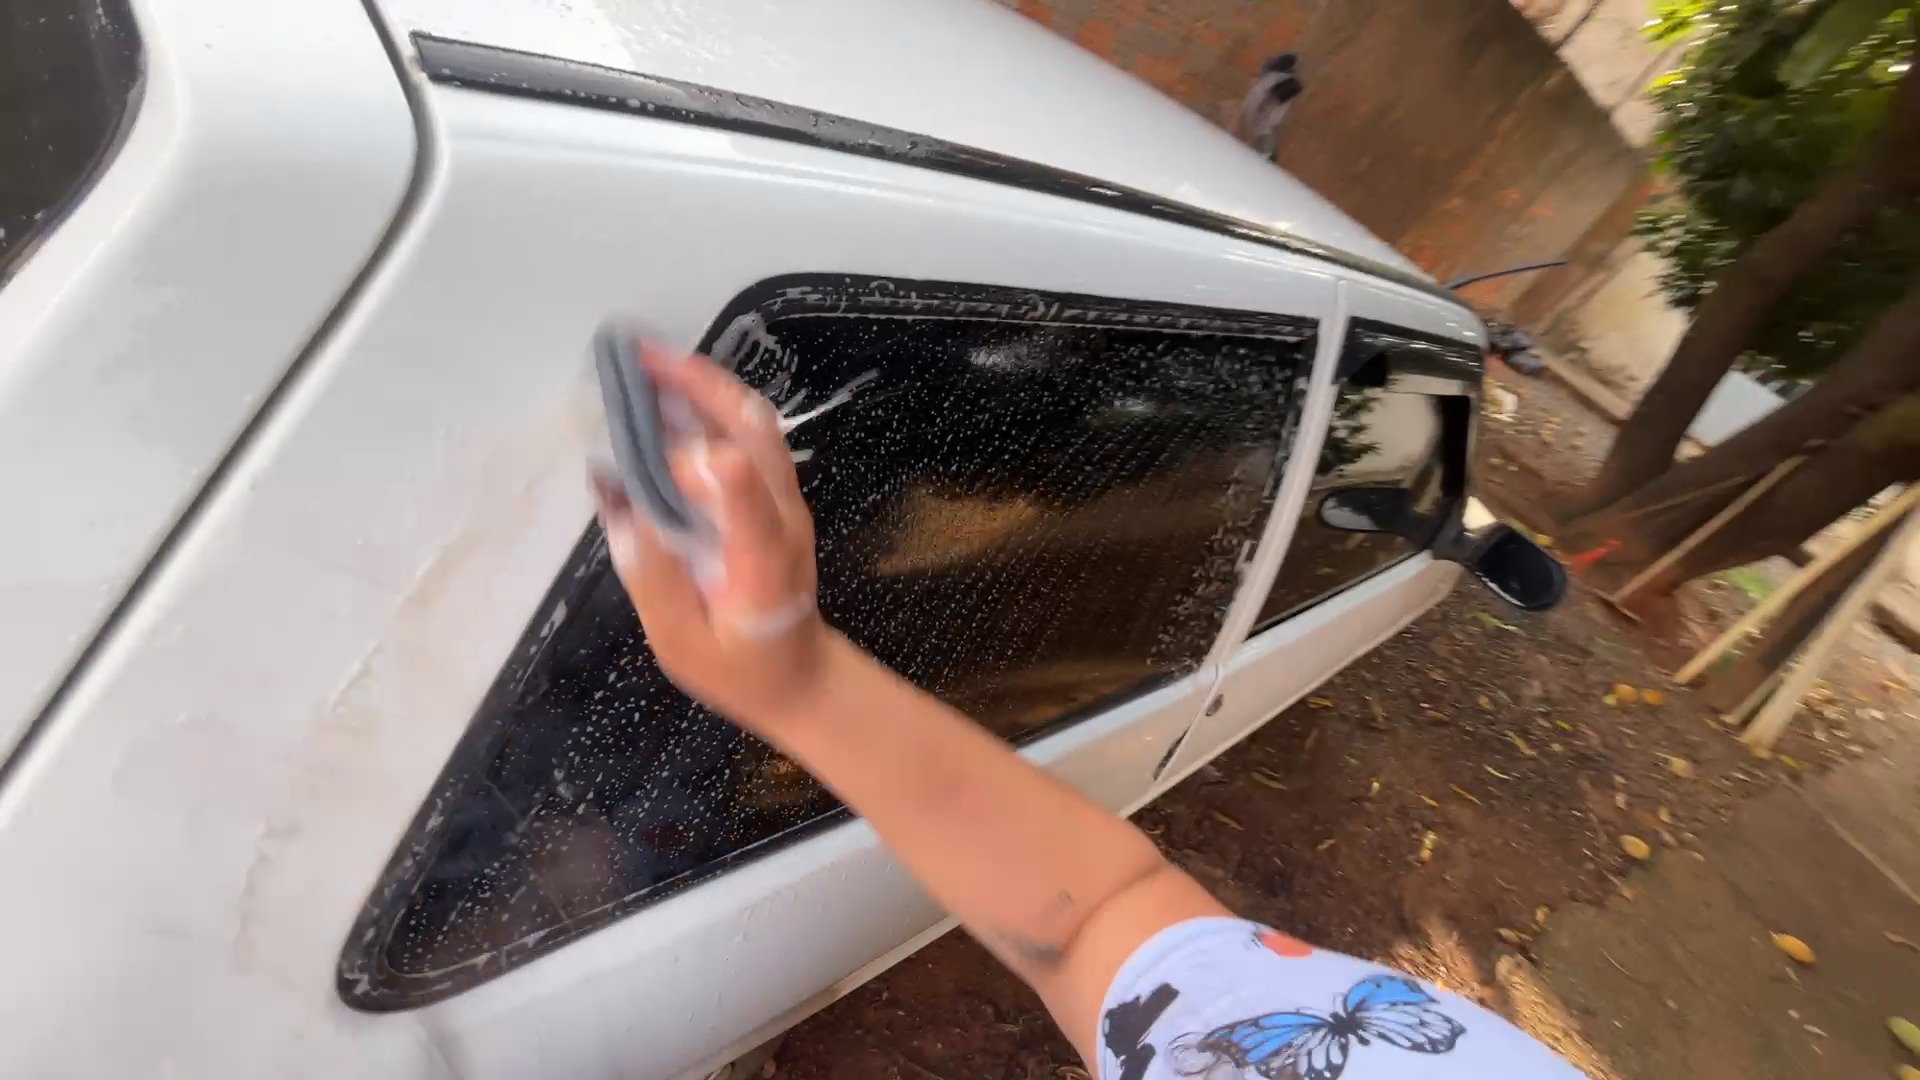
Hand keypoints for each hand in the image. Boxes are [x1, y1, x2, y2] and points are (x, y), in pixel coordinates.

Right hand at [590, 341, 835, 731]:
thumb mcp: (683, 644)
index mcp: (764, 555)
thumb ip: (653, 576)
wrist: (799, 676)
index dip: (696, 460)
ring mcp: (788, 503)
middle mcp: (785, 515)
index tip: (652, 459)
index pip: (743, 484)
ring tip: (648, 363)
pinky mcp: (779, 501)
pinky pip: (752, 441)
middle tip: (638, 356)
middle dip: (699, 383)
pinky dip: (713, 411)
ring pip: (757, 426)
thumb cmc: (742, 670)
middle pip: (755, 429)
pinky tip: (671, 401)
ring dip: (706, 387)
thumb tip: (622, 505)